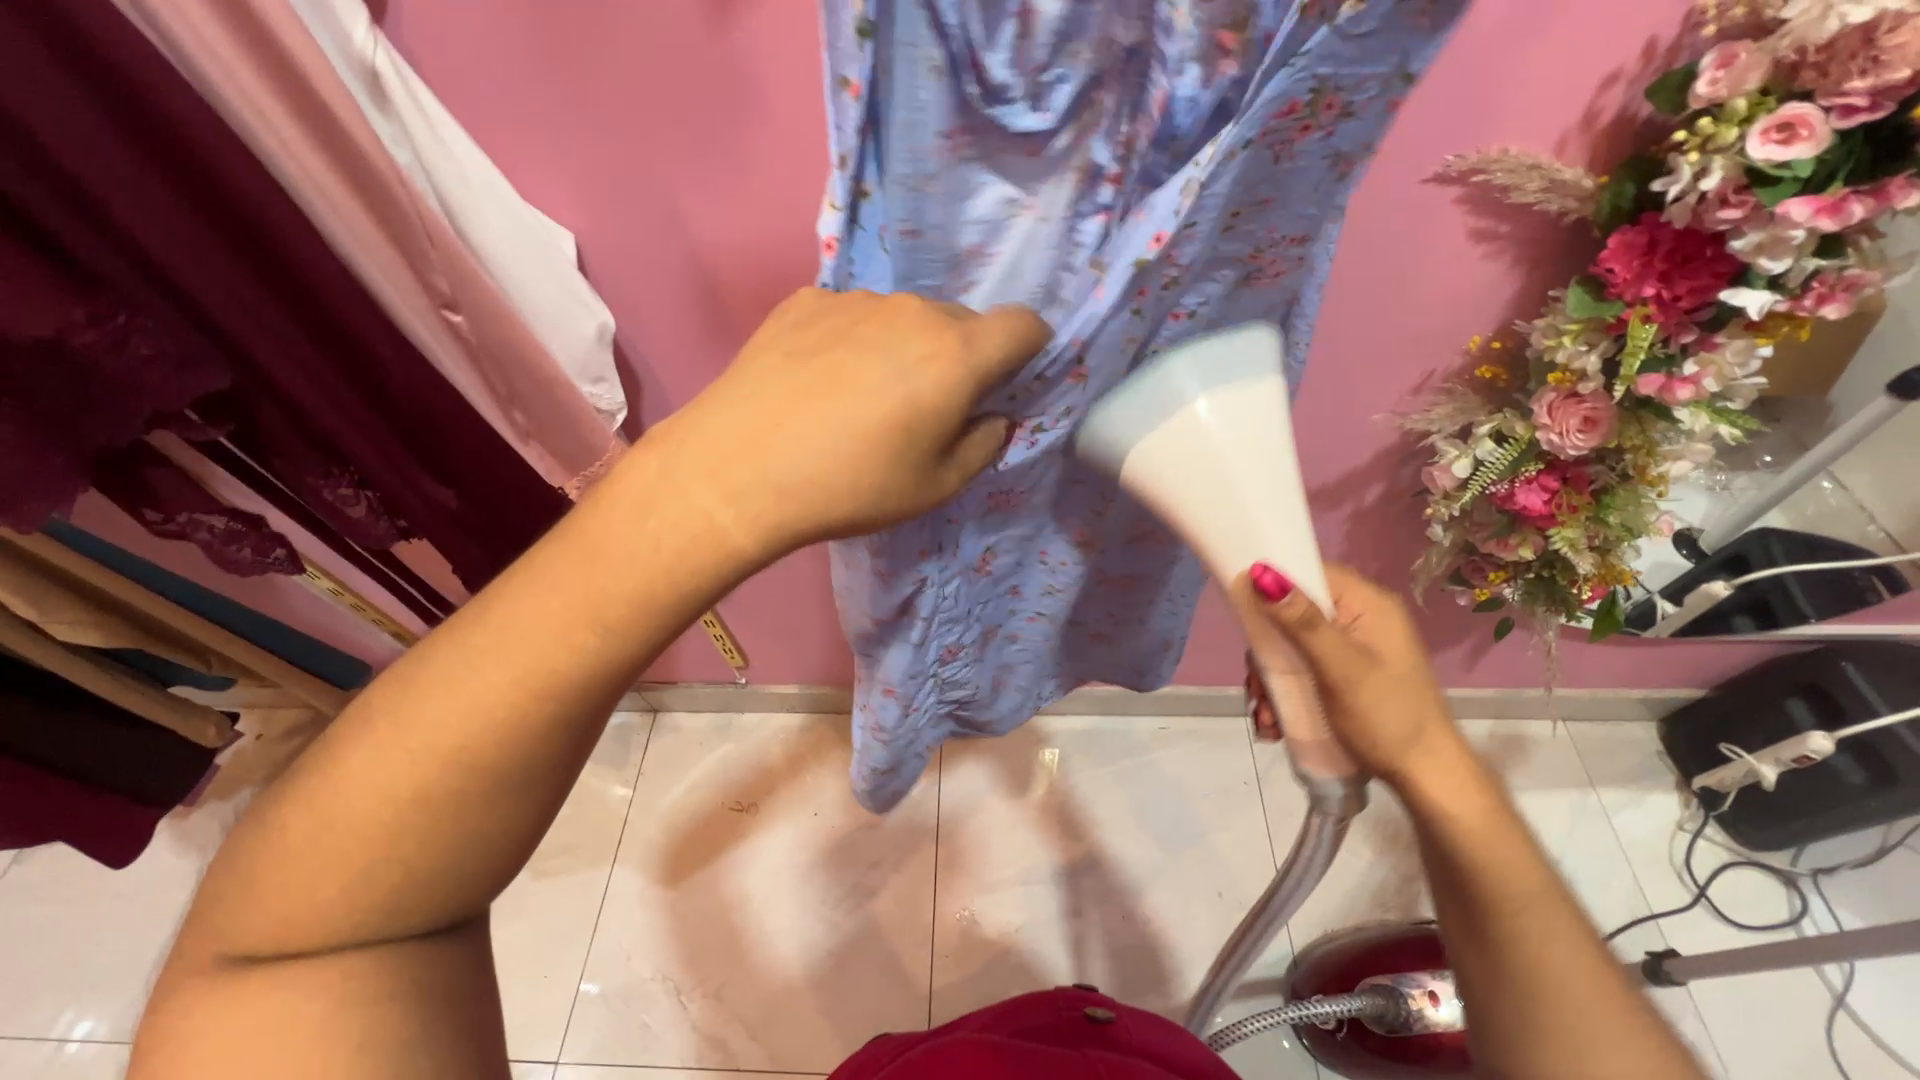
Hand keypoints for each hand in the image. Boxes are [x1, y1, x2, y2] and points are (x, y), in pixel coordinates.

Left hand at [664, 288, 1050, 552]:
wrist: (738, 470)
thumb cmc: (850, 487)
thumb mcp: (935, 487)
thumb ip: (982, 445)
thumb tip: (991, 416)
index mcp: (956, 354)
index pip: (1024, 324)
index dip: (1029, 350)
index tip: (1009, 381)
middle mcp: (912, 311)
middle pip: (961, 322)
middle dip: (961, 358)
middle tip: (926, 408)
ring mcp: (854, 300)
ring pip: (904, 318)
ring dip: (904, 347)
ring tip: (862, 399)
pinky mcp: (805, 301)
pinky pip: (852, 317)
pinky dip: (854, 342)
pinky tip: (819, 383)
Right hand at [1249, 563, 1461, 786]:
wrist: (1426, 777)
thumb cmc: (1386, 718)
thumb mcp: (1339, 669)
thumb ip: (1302, 621)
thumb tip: (1261, 572)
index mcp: (1368, 605)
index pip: (1311, 572)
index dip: (1272, 585)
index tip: (1242, 614)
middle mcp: (1361, 619)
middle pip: (1294, 612)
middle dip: (1266, 650)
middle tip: (1255, 686)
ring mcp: (1354, 649)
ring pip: (1293, 645)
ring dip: (1270, 677)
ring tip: (1266, 715)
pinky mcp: (1347, 675)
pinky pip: (1304, 669)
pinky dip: (1285, 692)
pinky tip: (1276, 721)